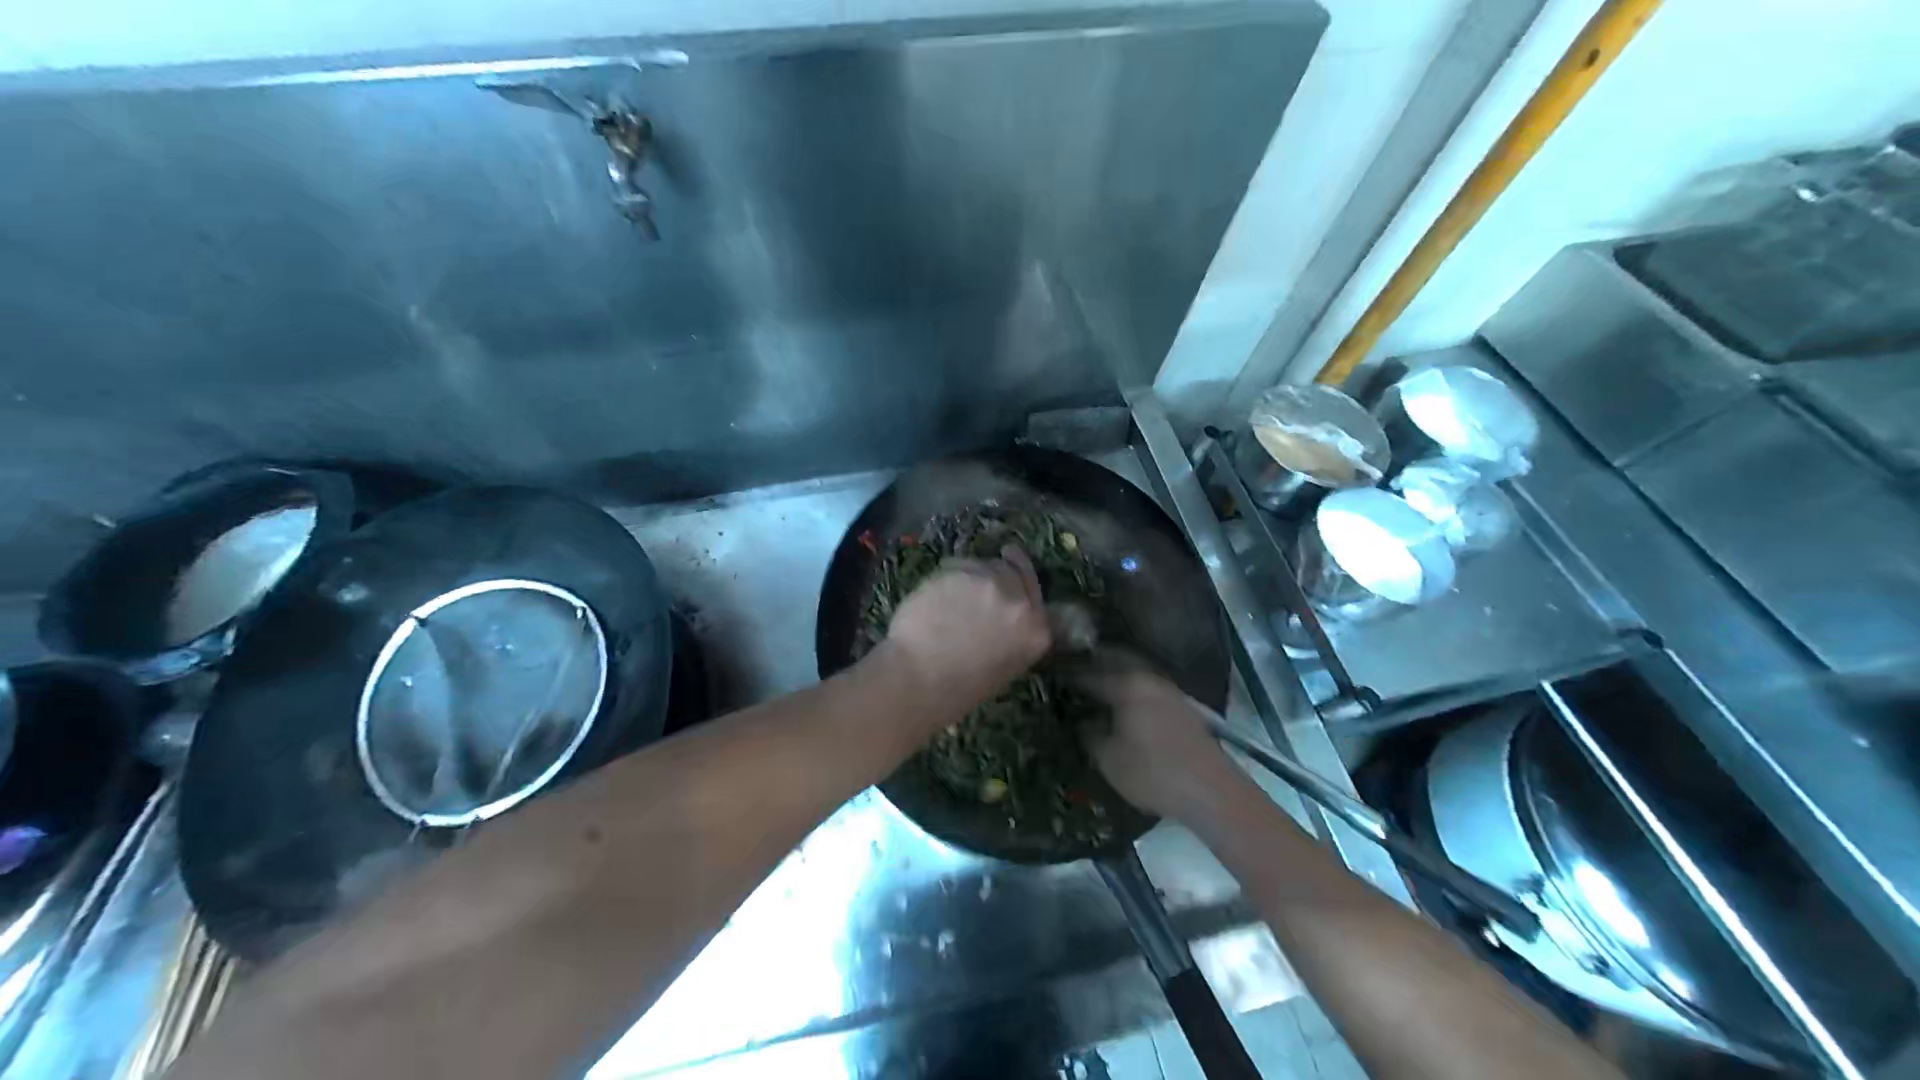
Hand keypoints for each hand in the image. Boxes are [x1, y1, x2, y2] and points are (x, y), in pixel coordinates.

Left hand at [879, 546, 1051, 720]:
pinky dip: (943, 577)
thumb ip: (1011, 632)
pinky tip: (930, 598)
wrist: (920, 679)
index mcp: (1037, 633)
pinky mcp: (963, 571)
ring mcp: (993, 585)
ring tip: (944, 598)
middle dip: (994, 572)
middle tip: (976, 573)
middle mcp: (1021, 604)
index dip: (1021, 574)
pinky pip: (955, 566)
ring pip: (982, 565)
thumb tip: (999, 611)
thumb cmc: (957, 687)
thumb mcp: (1002, 665)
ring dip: (967, 575)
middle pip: (1011, 572)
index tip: (1011, 559)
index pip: (1034, 592)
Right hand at [1079, 658, 1244, 819]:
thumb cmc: (1154, 774)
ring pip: (1136, 676)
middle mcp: (1150, 680)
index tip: (1056, 678)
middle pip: (1117, 663)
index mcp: (1127, 685)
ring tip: (1099, 690)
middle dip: (1096, 666)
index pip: (1090, 672)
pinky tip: (1127, 707)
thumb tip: (1082, 721)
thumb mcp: (1109, 760)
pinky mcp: (1185, 708)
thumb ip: (1090, 736)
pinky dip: (1135, 692)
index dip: (1071, 675)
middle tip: (1076, 673)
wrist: (1213, 792)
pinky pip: (1150, 690)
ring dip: (1118, 678)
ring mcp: (1171, 692)